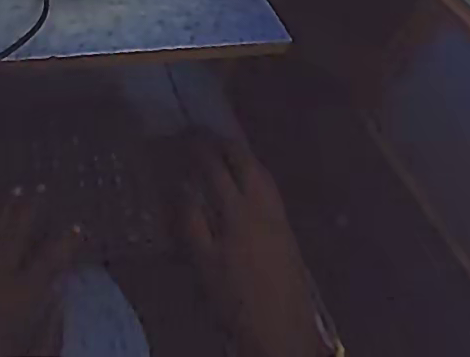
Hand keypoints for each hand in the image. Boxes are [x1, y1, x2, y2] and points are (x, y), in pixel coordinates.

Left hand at [0, 196, 79, 356]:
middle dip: (32, 207)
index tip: (78, 228)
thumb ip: (50, 330)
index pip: (51, 260)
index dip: (67, 242)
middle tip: (42, 187)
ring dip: (6, 207)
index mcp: (22, 296)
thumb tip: (59, 297)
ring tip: (17, 190)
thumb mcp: (32, 356)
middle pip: (18, 230)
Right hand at [179, 133, 325, 356]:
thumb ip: (191, 219)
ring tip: (223, 148)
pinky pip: (270, 187)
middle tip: (201, 134)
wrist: (284, 338)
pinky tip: (246, 177)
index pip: (214, 167)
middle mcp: (261, 207)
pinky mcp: (288, 231)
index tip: (181, 135)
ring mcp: (279, 218)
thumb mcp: (203, 263)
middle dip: (222, 143)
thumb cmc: (235, 300)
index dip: (197, 147)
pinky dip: (254, 171)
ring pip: (261, 172)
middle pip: (244, 161)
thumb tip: (181, 184)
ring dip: (241, 154)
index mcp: (237, 212)